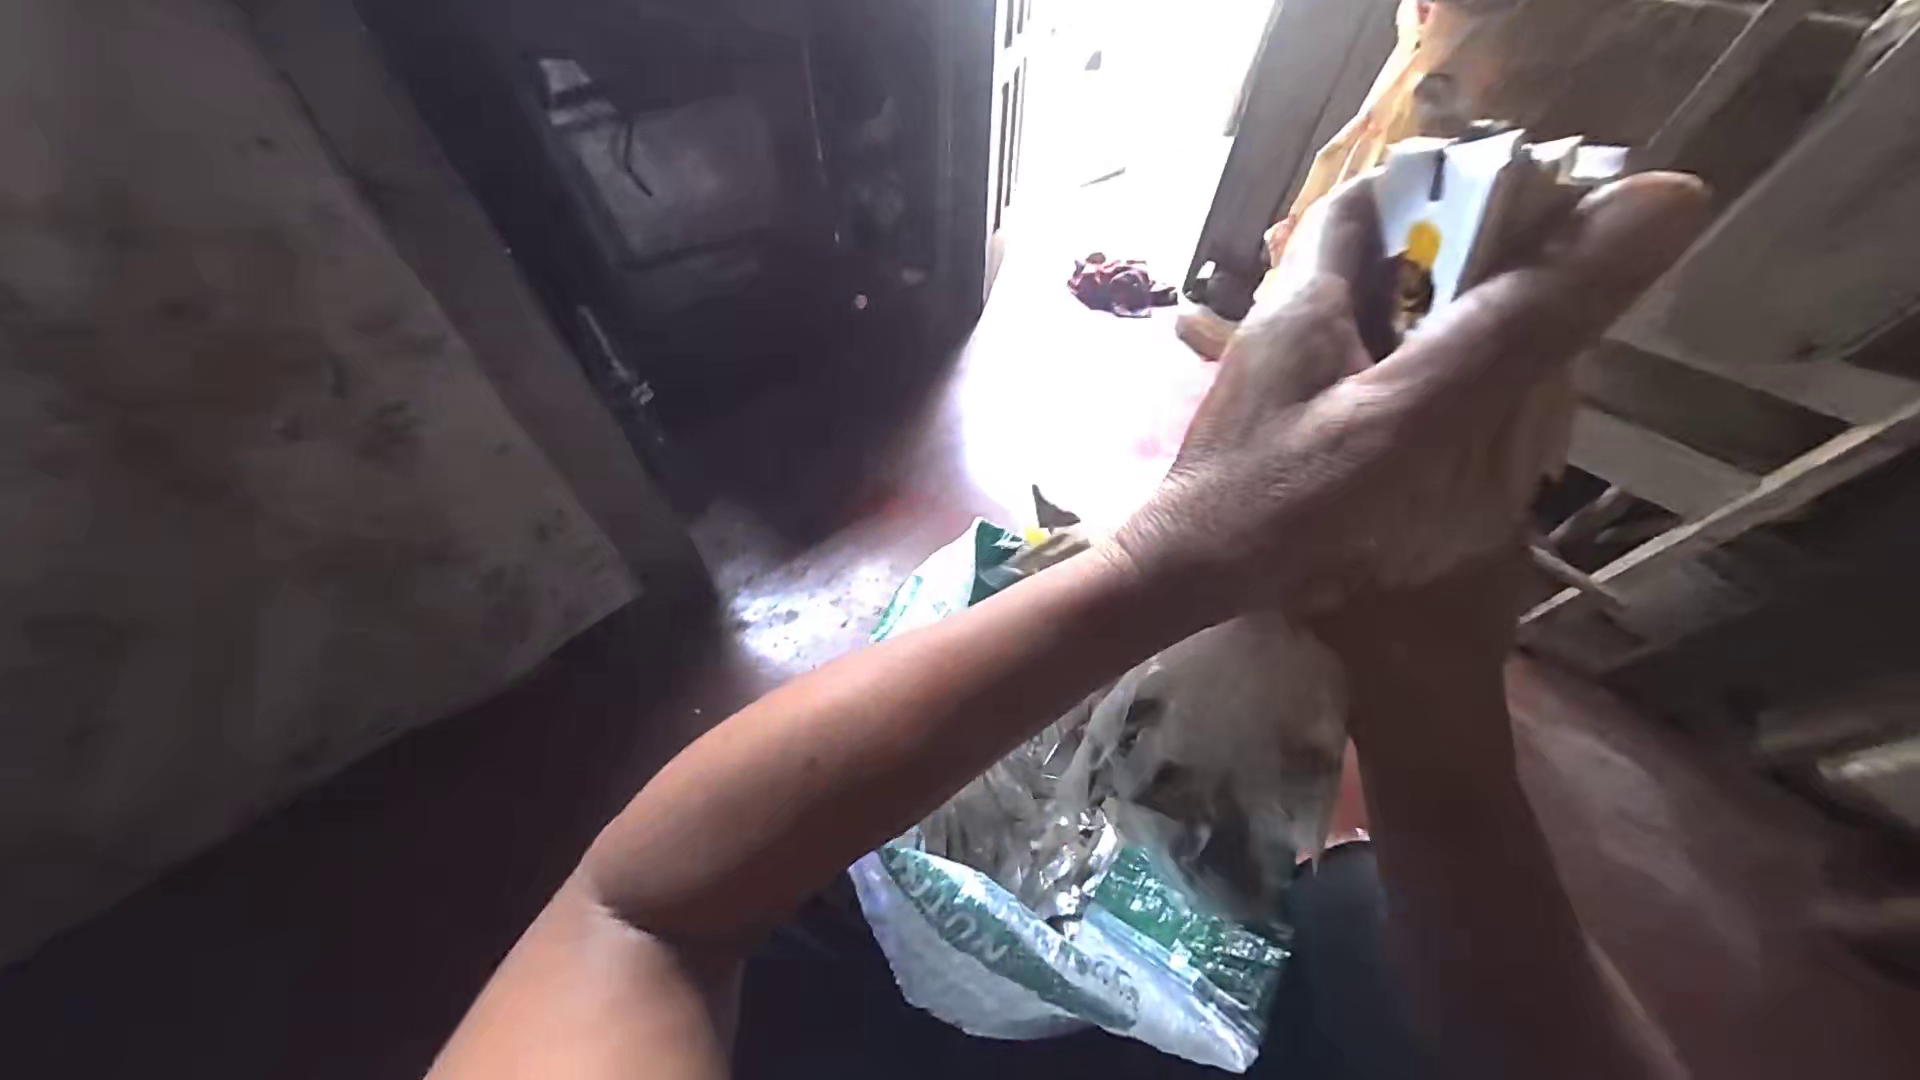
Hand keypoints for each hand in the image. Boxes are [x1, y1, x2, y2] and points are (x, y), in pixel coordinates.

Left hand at [1111, 172, 1708, 626]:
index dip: (1446, 188)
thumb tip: (1650, 202)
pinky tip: (1441, 417)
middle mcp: (1282, 325)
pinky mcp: (1277, 419)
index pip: (1368, 199)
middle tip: (1541, 300)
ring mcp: (1276, 375)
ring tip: (1510, 361)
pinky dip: (1404, 379)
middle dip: (1461, 266)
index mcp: (1303, 299)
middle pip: (1378, 259)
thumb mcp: (1402, 416)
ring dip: (1438, 329)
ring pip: (1370, 321)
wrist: (1186, 569)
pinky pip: (1353, 375)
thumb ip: (1507, 326)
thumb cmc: (1278, 500)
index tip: (1528, 214)